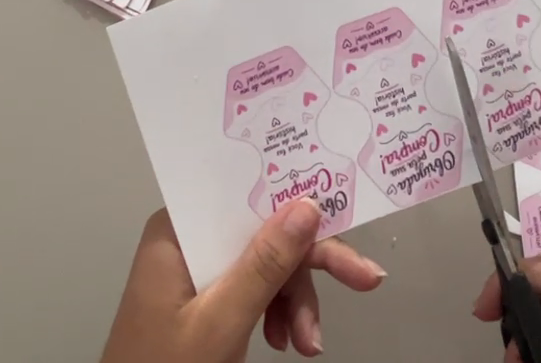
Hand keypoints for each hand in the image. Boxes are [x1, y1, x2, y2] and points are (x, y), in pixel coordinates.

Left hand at [100, 200, 386, 362]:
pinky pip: (252, 289)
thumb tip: (307, 204)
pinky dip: (276, 313)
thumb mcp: (220, 321)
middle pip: (261, 231)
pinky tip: (287, 342)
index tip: (339, 213)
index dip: (294, 200)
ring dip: (294, 300)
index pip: (245, 195)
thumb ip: (264, 265)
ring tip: (307, 345)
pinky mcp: (203, 299)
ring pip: (264, 263)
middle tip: (363, 280)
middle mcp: (186, 238)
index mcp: (178, 230)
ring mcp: (195, 269)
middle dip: (306, 266)